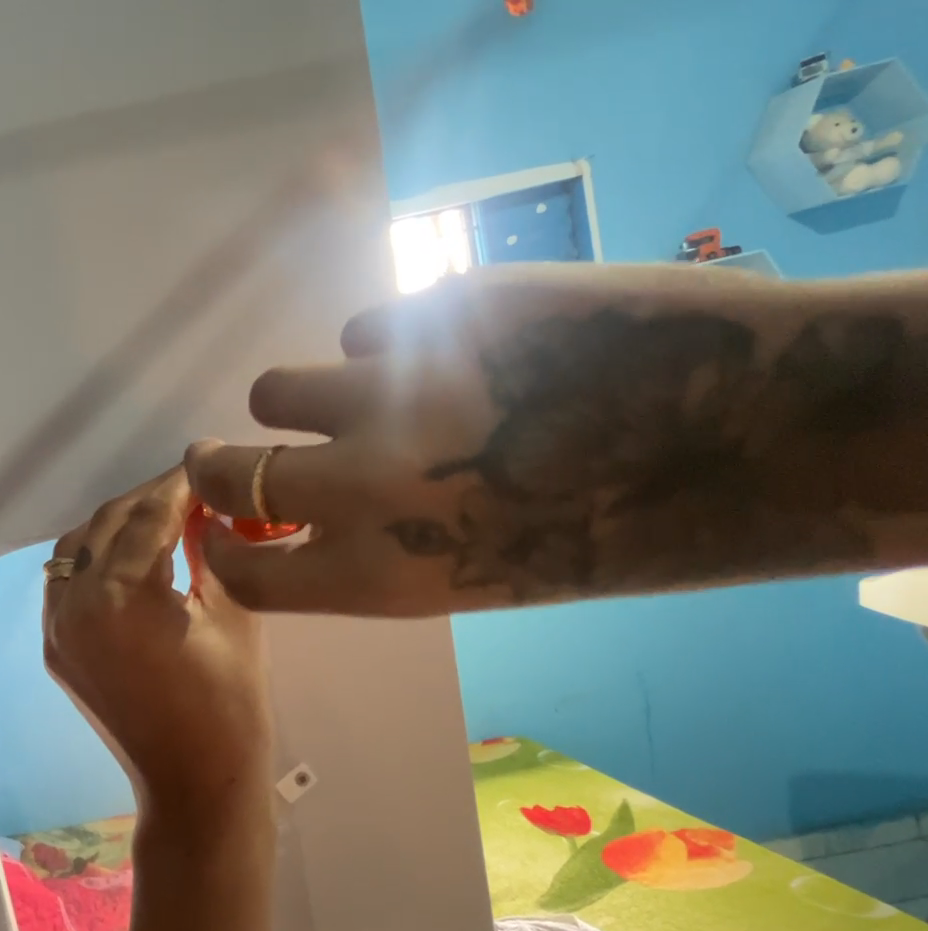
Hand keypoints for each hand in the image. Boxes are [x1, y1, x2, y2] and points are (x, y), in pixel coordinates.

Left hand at [41, 467, 271, 820]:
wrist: (193, 784)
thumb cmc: (230, 705)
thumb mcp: (234, 614)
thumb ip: (214, 549)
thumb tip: (208, 504)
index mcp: (121, 596)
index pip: (149, 514)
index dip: (181, 483)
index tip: (208, 463)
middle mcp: (74, 603)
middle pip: (106, 523)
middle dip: (150, 499)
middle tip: (193, 489)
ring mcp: (56, 627)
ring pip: (76, 548)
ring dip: (115, 525)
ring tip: (162, 519)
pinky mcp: (54, 647)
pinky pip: (65, 583)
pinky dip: (93, 560)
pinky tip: (129, 557)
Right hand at [182, 262, 844, 615]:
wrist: (762, 431)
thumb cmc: (605, 535)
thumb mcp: (465, 576)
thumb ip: (366, 551)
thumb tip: (295, 510)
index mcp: (380, 574)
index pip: (239, 570)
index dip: (220, 545)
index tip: (219, 524)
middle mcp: (367, 488)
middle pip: (222, 471)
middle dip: (211, 463)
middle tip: (220, 450)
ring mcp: (398, 392)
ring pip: (276, 389)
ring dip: (302, 399)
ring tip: (359, 395)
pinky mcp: (440, 312)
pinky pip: (364, 330)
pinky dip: (387, 348)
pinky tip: (455, 356)